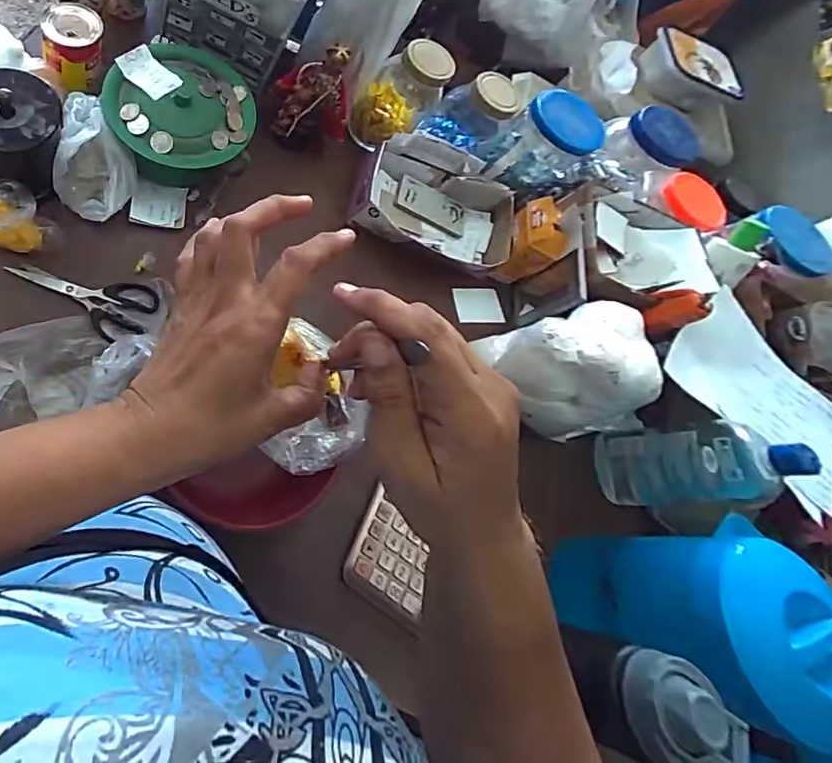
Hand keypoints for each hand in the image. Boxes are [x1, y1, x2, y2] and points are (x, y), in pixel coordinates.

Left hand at [123, 195, 354, 472]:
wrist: (152, 429)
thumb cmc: (213, 427)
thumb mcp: (273, 418)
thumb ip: (308, 393)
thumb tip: (321, 371)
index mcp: (256, 322)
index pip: (295, 266)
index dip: (324, 245)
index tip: (345, 237)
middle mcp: (226, 297)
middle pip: (243, 228)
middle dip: (274, 206)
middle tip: (302, 205)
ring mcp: (197, 295)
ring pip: (213, 234)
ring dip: (241, 217)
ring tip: (264, 220)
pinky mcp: (179, 302)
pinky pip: (191, 256)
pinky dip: (207, 238)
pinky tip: (219, 240)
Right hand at [329, 285, 527, 547]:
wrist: (483, 537)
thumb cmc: (435, 509)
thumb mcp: (398, 458)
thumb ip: (388, 394)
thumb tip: (373, 338)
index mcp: (471, 407)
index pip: (427, 335)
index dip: (382, 307)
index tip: (340, 294)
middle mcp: (491, 384)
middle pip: (430, 325)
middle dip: (378, 324)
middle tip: (339, 354)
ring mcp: (493, 382)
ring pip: (434, 332)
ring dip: (388, 337)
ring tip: (354, 370)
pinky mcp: (485, 386)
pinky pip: (439, 351)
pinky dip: (405, 351)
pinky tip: (380, 376)